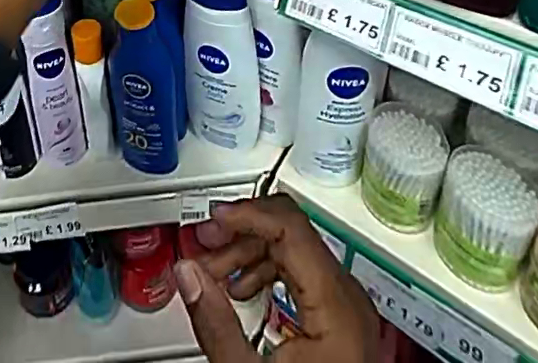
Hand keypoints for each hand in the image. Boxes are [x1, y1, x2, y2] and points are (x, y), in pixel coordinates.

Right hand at [175, 196, 381, 361]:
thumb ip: (216, 323)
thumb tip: (188, 272)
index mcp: (337, 307)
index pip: (291, 228)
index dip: (247, 214)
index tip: (214, 218)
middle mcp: (350, 298)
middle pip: (293, 232)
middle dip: (243, 231)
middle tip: (206, 241)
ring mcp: (348, 306)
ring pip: (297, 248)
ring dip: (251, 250)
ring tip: (216, 271)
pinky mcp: (341, 316)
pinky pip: (303, 272)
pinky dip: (269, 269)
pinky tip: (243, 288)